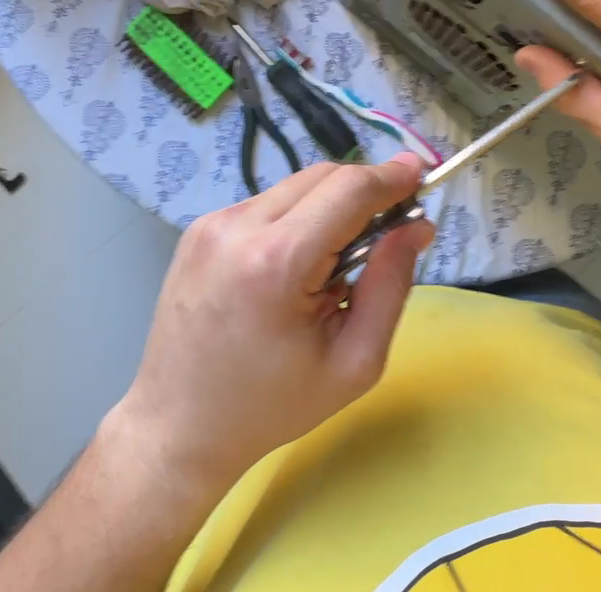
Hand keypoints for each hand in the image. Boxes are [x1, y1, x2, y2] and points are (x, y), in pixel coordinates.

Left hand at [111, 156, 432, 488]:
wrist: (178, 425)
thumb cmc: (271, 405)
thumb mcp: (354, 362)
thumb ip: (391, 285)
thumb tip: (416, 226)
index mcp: (277, 262)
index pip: (349, 189)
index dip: (392, 178)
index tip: (422, 176)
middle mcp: (239, 227)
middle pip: (323, 177)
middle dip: (365, 191)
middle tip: (392, 228)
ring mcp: (211, 223)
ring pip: (294, 186)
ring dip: (330, 205)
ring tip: (337, 261)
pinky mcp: (198, 229)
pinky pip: (266, 204)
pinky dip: (296, 218)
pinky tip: (296, 265)